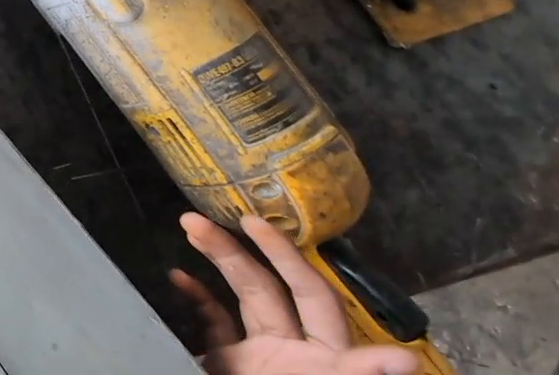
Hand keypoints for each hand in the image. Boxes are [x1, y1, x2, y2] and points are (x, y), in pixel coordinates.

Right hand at [172, 213, 419, 374]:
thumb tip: (399, 360)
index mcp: (326, 363)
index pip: (315, 301)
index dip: (292, 263)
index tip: (258, 225)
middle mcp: (300, 353)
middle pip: (277, 290)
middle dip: (251, 251)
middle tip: (226, 216)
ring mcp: (265, 358)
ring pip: (245, 296)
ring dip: (220, 259)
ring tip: (190, 226)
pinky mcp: (234, 365)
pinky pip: (218, 324)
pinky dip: (198, 298)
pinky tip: (177, 277)